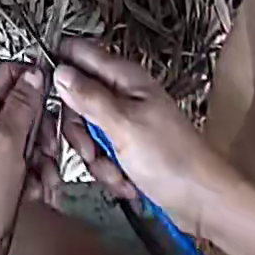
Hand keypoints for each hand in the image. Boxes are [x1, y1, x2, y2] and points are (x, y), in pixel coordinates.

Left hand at [0, 62, 59, 254]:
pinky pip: (28, 165)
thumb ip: (23, 103)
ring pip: (30, 138)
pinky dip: (37, 176)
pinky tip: (37, 188)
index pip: (8, 72)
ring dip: (44, 156)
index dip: (33, 77)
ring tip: (43, 172)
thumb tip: (35, 72)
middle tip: (47, 142)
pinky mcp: (0, 179)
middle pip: (24, 107)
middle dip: (43, 126)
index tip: (54, 89)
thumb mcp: (5, 140)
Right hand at [53, 39, 238, 235]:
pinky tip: (124, 179)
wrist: (203, 202)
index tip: (50, 94)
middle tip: (91, 148)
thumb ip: (89, 97)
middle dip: (79, 128)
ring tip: (115, 169)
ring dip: (95, 155)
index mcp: (123, 75)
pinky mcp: (128, 143)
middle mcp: (123, 91)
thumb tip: (60, 71)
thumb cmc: (173, 160)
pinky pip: (101, 150)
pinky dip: (107, 169)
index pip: (79, 52)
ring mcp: (125, 118)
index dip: (60, 67)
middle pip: (78, 95)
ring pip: (87, 127)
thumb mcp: (123, 126)